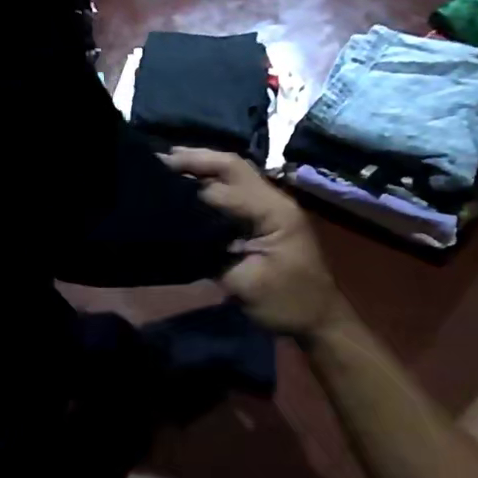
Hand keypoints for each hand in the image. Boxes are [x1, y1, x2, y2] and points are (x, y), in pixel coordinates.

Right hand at [162, 148, 348, 336]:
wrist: (320, 320)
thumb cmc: (286, 303)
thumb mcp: (245, 284)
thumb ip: (211, 254)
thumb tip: (180, 231)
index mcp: (273, 212)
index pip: (225, 189)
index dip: (191, 186)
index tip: (157, 183)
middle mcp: (273, 200)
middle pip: (232, 166)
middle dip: (196, 159)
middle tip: (158, 157)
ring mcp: (270, 207)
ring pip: (234, 173)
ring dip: (202, 166)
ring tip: (167, 163)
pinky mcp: (264, 218)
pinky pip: (234, 190)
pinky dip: (210, 182)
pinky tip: (188, 184)